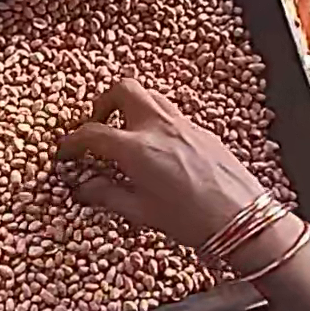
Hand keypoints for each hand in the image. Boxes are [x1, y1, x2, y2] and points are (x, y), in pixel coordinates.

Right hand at [57, 79, 267, 250]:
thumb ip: (107, 194)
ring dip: (130, 105)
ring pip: (149, 95)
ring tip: (124, 132)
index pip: (92, 132)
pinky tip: (155, 147)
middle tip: (97, 125)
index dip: (73, 141)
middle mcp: (158, 126)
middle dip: (103, 102)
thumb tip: (84, 187)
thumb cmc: (191, 221)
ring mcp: (183, 123)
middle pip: (122, 89)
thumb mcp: (141, 212)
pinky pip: (170, 112)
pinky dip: (153, 119)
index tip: (66, 151)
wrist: (242, 221)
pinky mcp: (202, 129)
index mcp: (136, 148)